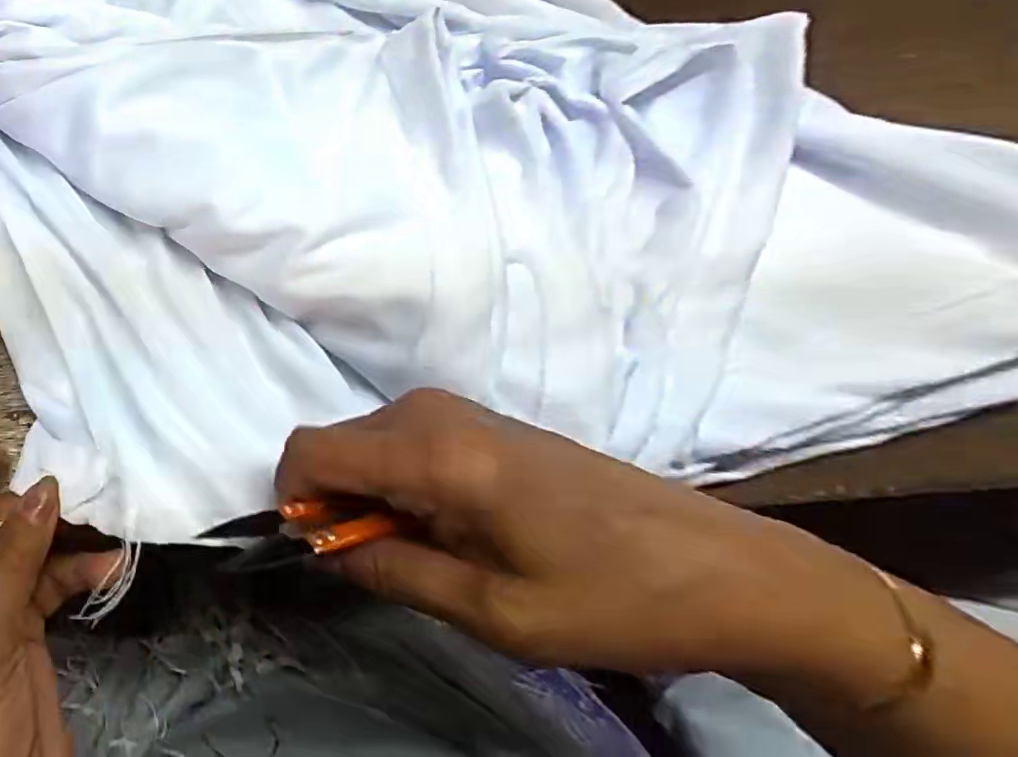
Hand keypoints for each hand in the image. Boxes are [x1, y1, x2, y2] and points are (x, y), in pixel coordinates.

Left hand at [0, 407, 119, 756]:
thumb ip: (13, 560)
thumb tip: (44, 490)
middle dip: (20, 509)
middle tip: (59, 494)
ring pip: (22, 548)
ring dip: (56, 537)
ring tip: (90, 521)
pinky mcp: (24, 623)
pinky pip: (49, 580)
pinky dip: (76, 570)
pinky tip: (107, 564)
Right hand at [276, 389, 912, 696]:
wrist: (724, 566)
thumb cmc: (612, 597)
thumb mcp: (496, 613)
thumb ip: (394, 573)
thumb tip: (323, 550)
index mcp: (434, 452)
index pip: (313, 450)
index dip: (293, 497)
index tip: (316, 548)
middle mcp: (430, 410)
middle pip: (333, 444)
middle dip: (332, 502)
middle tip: (380, 563)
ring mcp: (452, 406)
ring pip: (361, 441)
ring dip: (365, 494)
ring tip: (423, 549)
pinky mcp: (471, 416)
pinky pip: (395, 438)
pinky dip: (392, 480)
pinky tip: (445, 522)